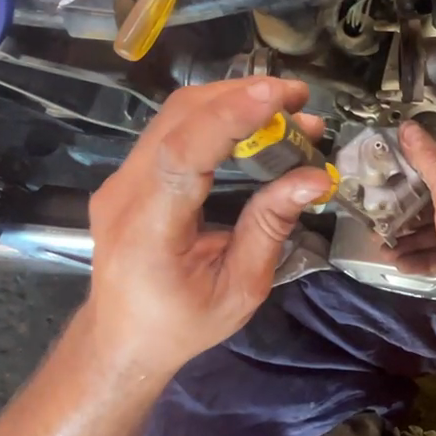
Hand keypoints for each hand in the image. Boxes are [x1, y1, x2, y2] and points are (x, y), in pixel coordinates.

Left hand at [84, 77, 334, 376]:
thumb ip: (271, 227)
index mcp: (149, 230)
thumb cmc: (183, 324)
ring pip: (175, 114)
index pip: (182, 155)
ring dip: (233, 100)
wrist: (120, 339)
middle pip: (179, 118)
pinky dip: (219, 115)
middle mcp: (125, 193)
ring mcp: (121, 178)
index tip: (277, 97)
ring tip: (288, 108)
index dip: (229, 118)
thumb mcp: (241, 288)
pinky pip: (173, 127)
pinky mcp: (130, 173)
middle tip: (300, 99)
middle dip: (242, 96)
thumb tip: (315, 177)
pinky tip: (256, 123)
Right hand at [392, 121, 435, 304]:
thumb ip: (429, 162)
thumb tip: (408, 126)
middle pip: (435, 199)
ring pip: (435, 229)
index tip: (387, 172)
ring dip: (409, 238)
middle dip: (405, 210)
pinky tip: (400, 262)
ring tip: (383, 247)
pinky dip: (420, 256)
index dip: (415, 166)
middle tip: (378, 215)